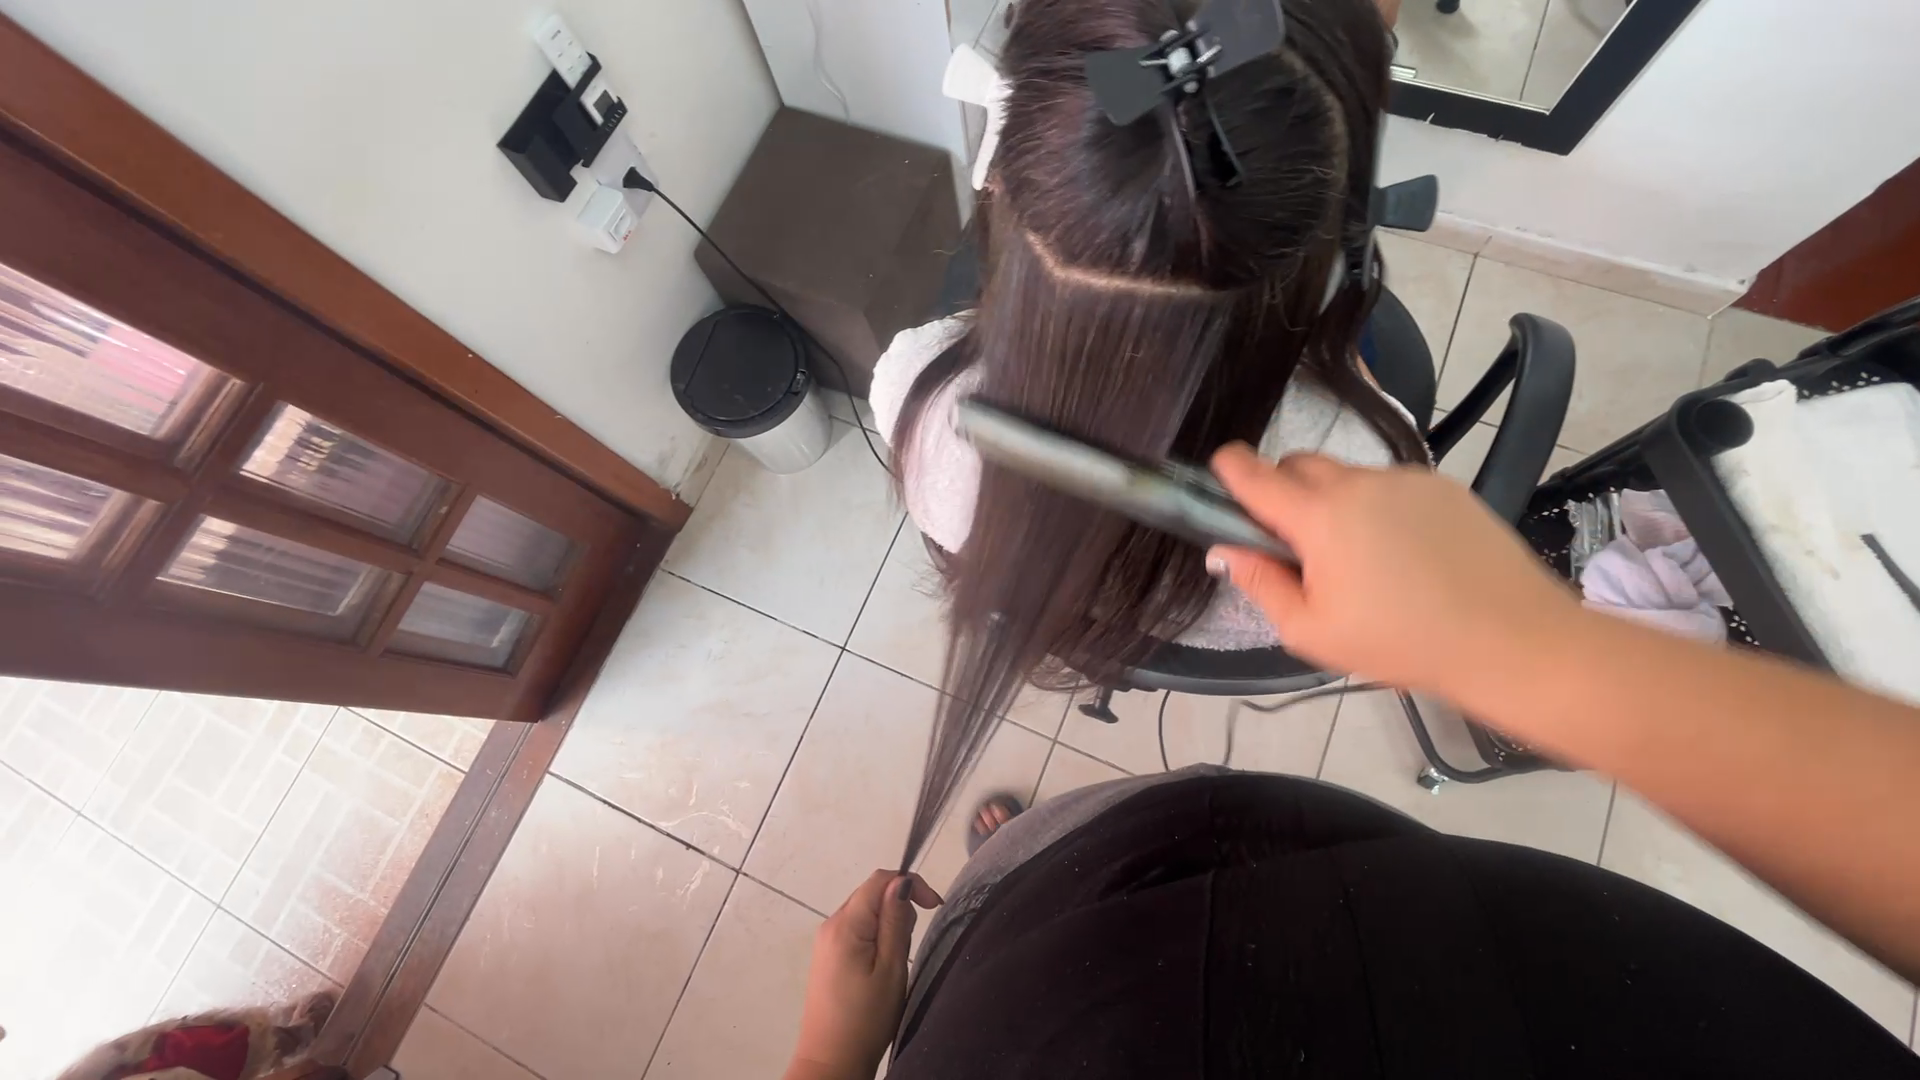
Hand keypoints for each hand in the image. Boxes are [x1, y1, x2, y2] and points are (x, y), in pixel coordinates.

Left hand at [786, 870, 942, 1079]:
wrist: (830, 1064)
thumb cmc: (866, 1020)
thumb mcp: (890, 969)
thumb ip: (895, 921)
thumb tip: (901, 882)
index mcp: (845, 924)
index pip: (879, 880)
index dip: (909, 883)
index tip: (934, 906)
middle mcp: (831, 924)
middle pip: (872, 894)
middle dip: (899, 907)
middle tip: (910, 944)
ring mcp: (826, 940)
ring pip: (866, 911)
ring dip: (888, 924)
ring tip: (895, 961)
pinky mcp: (827, 956)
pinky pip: (857, 929)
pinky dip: (876, 936)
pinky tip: (880, 967)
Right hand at [1206, 445, 1576, 693]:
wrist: (1515, 641)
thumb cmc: (1399, 642)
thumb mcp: (1311, 631)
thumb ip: (1259, 584)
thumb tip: (1225, 551)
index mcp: (1318, 517)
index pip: (1254, 473)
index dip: (1229, 467)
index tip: (1219, 471)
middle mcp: (1358, 483)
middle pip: (1297, 463)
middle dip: (1281, 488)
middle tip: (1292, 538)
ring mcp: (1405, 479)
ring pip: (1344, 476)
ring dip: (1331, 501)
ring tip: (1358, 556)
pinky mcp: (1443, 486)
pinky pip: (1388, 485)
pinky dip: (1376, 507)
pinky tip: (1402, 553)